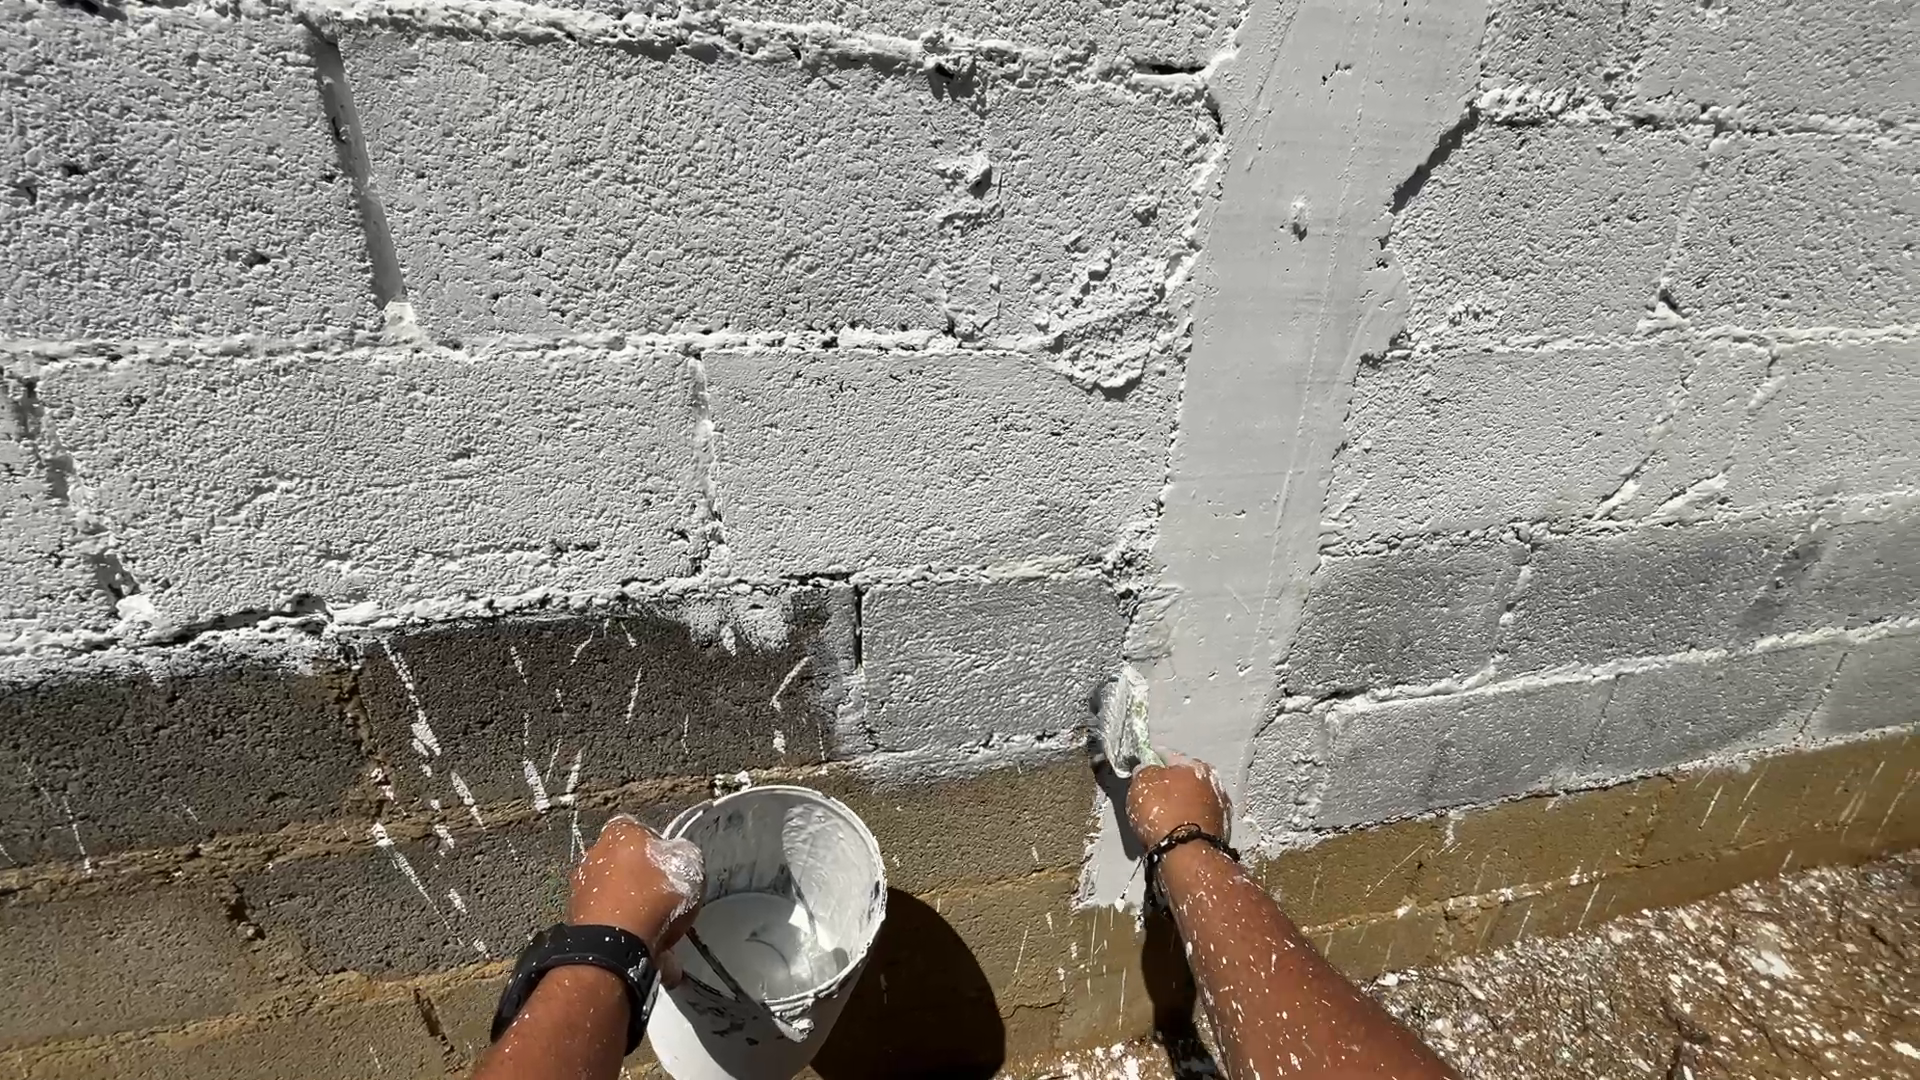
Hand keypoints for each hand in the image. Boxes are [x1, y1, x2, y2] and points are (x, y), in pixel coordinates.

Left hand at [567, 816, 703, 983]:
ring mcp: (579, 889)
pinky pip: (605, 919)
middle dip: (638, 874)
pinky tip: (637, 940)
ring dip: (627, 902)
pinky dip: (618, 927)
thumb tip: (676, 853)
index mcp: (620, 832)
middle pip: (622, 860)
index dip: (657, 845)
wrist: (613, 950)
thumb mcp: (689, 864)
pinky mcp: (575, 922)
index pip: (639, 828)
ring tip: (650, 923)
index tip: (671, 863)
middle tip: (661, 893)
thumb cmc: (655, 897)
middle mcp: (593, 854)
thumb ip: (682, 851)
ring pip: (612, 890)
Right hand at [1126, 754, 1230, 849]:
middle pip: (1183, 780)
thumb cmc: (1162, 812)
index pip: (1168, 755)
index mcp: (1196, 765)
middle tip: (1150, 796)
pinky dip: (1186, 824)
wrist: (1186, 855)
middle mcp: (1214, 783)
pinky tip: (1172, 831)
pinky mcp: (1220, 834)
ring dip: (1179, 806)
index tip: (1141, 769)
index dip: (1151, 761)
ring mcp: (1220, 810)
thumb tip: (1147, 770)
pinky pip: (1195, 822)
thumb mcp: (1141, 782)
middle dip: (1169, 786)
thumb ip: (1144, 770)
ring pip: (1191, 802)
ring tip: (1161, 818)